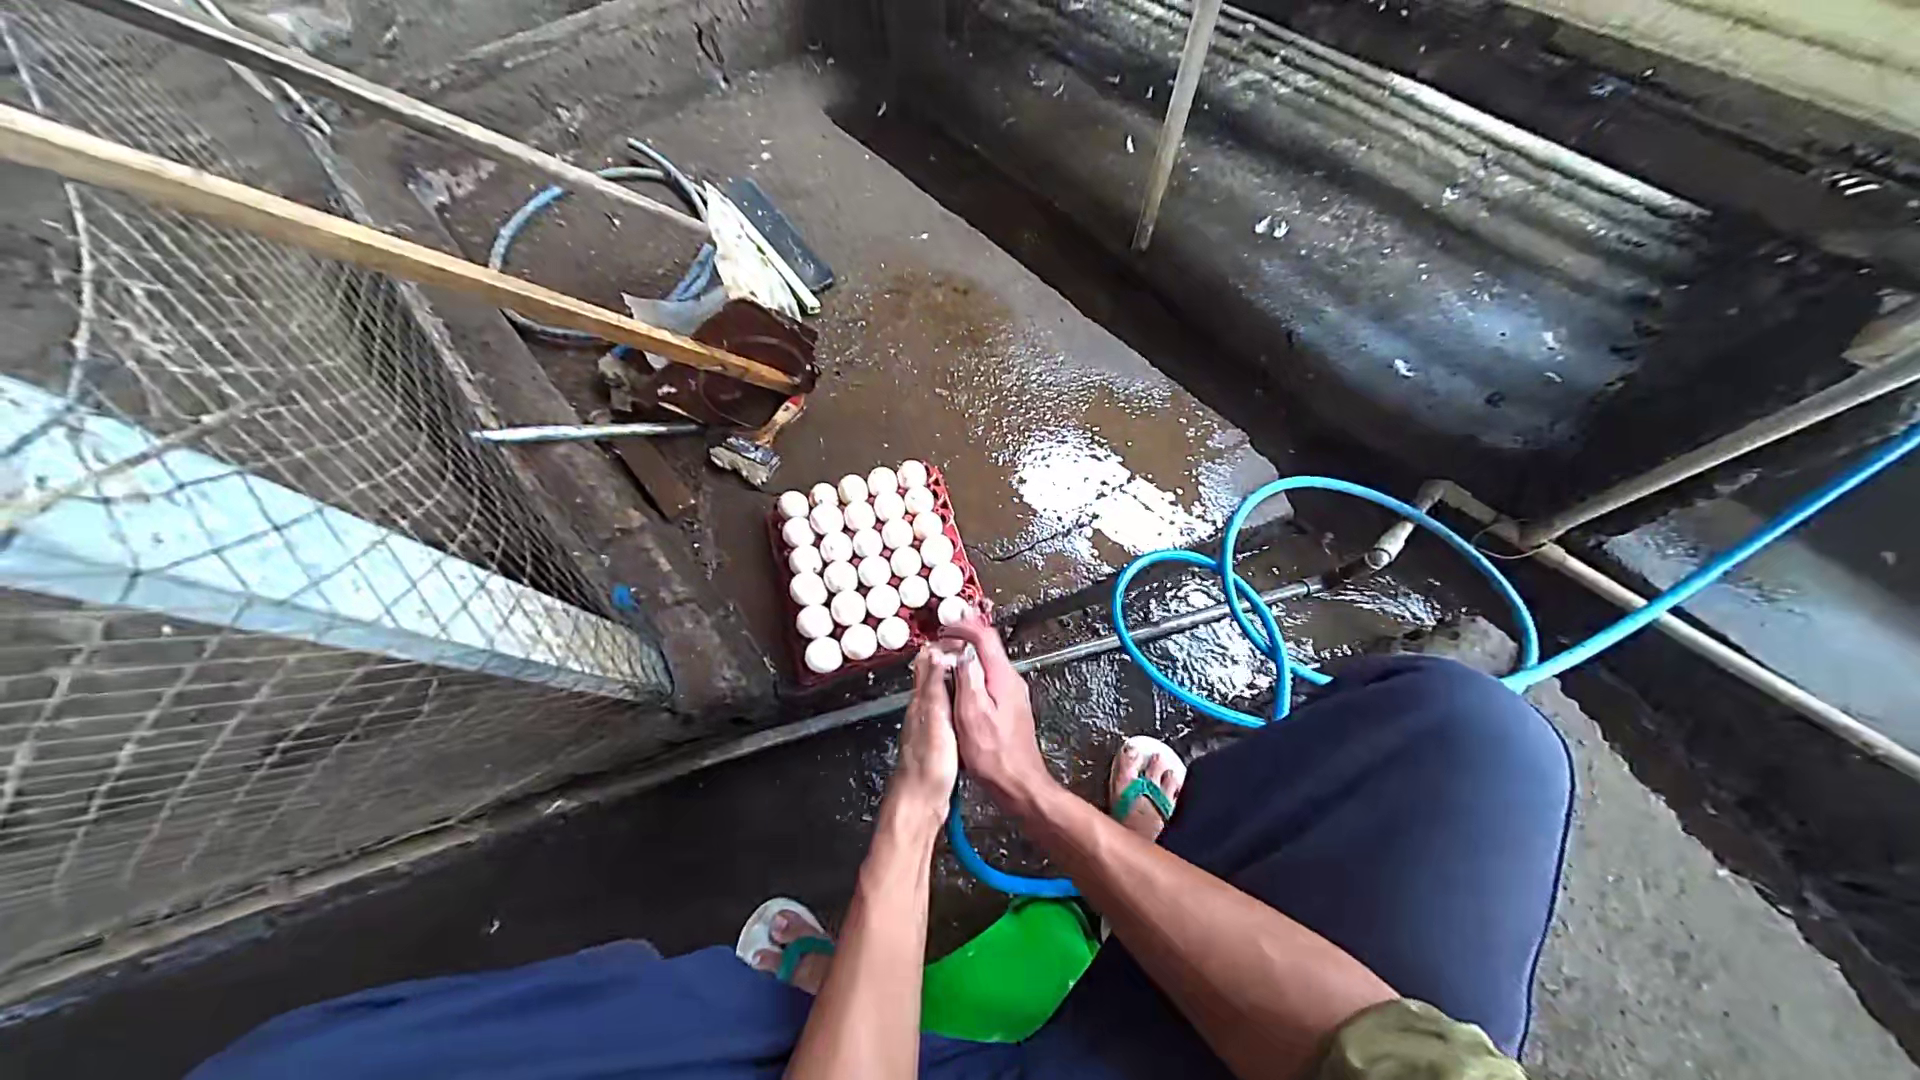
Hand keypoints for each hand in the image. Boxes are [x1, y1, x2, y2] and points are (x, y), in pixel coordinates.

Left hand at [886, 645, 960, 826]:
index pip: (927, 665)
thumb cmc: (929, 766)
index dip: (942, 648)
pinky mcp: (936, 742)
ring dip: (949, 678)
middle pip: (931, 677)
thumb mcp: (935, 720)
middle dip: (946, 659)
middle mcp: (921, 711)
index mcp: (921, 703)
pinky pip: (944, 711)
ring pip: (937, 693)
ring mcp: (928, 727)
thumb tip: (935, 653)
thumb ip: (934, 688)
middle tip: (964, 645)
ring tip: (965, 667)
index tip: (959, 636)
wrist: (920, 804)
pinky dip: (953, 700)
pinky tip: (963, 704)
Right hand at [941, 613, 1056, 812]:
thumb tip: (959, 652)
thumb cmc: (995, 756)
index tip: (946, 625)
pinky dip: (972, 673)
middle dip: (964, 638)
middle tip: (942, 637)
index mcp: (1002, 678)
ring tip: (946, 656)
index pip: (985, 637)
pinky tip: (959, 683)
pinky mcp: (1008, 707)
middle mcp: (1010, 681)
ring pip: (988, 663)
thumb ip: (966, 679)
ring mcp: (1011, 694)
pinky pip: (989, 679)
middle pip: (988, 647)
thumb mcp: (972, 715)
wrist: (1019, 784)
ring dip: (967, 656)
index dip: (964, 626)